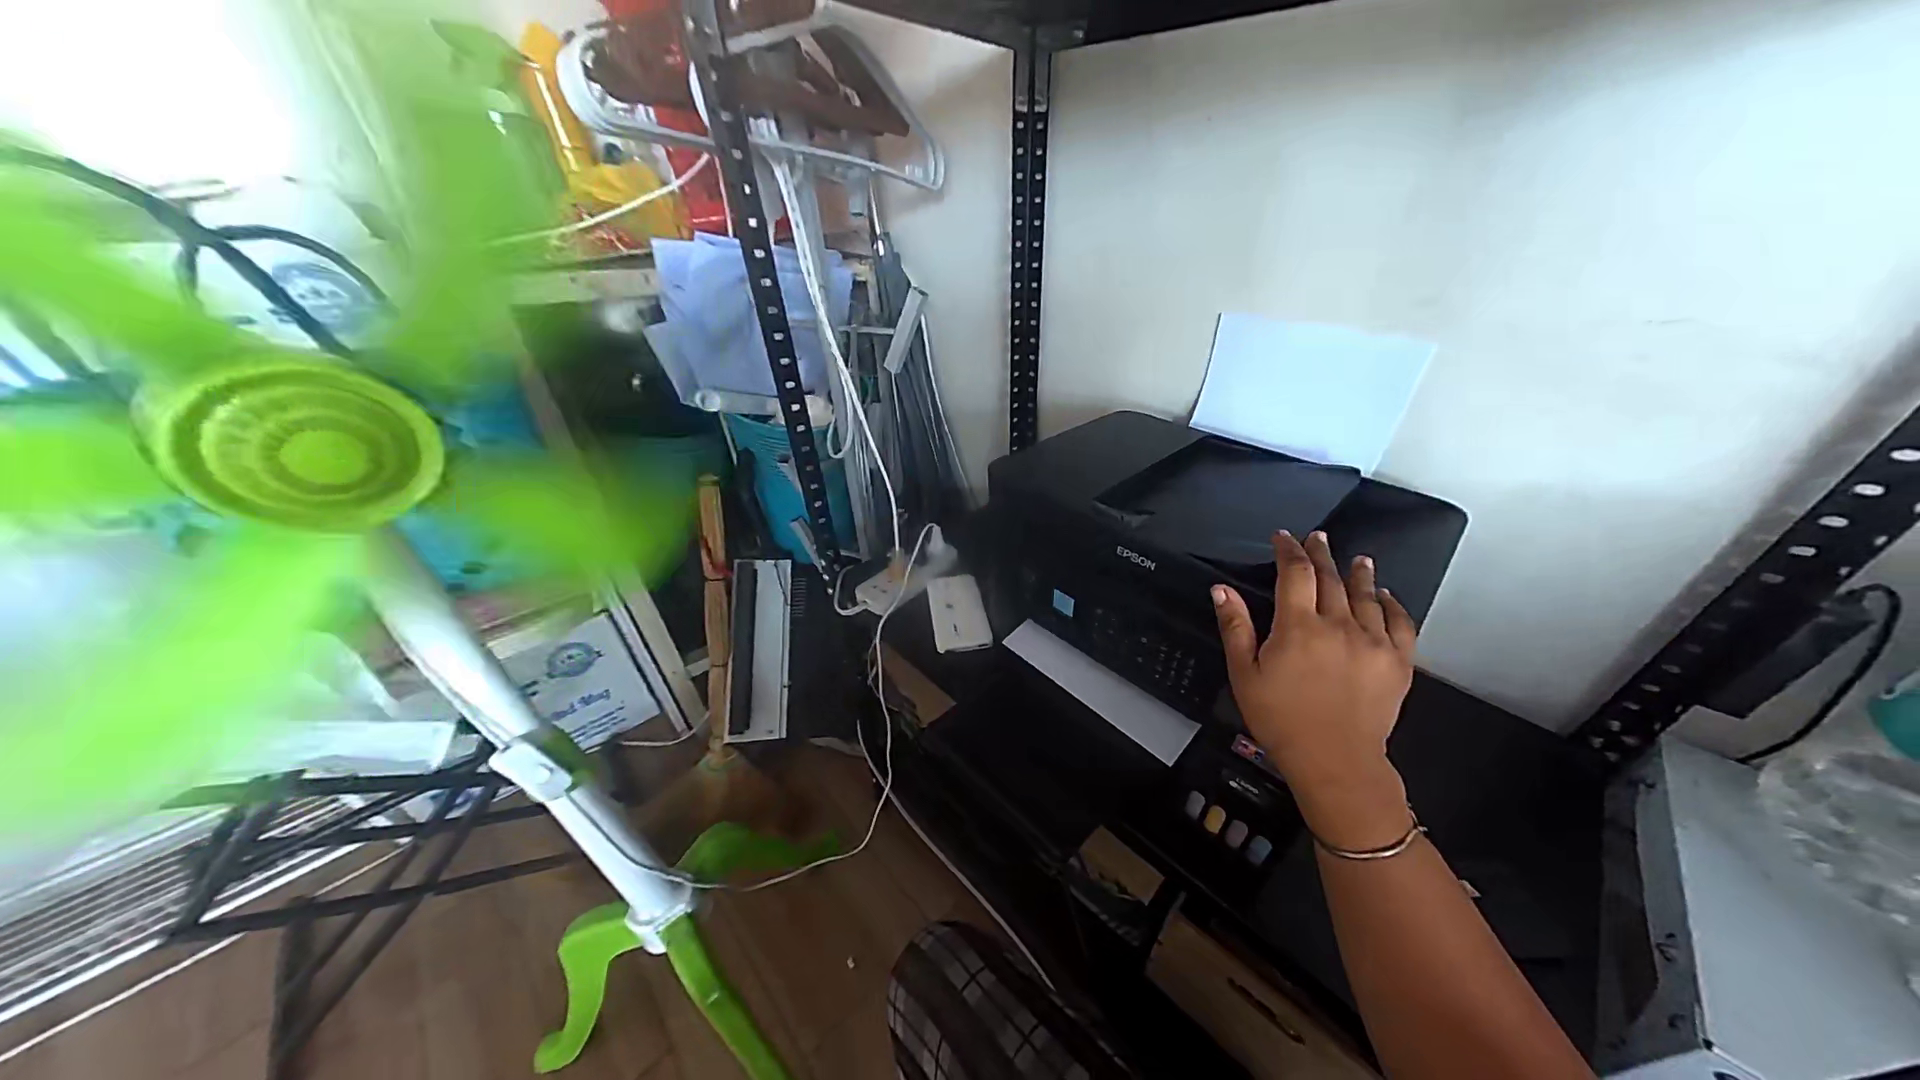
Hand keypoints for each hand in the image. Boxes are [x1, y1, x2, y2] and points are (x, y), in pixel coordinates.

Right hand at [1212, 530, 1417, 849]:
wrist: (1335, 760)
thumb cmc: (1280, 719)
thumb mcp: (1244, 674)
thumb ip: (1235, 627)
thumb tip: (1221, 589)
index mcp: (1298, 627)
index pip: (1294, 573)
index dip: (1288, 551)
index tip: (1283, 538)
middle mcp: (1339, 626)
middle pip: (1330, 578)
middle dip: (1320, 554)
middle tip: (1316, 538)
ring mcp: (1373, 642)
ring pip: (1366, 596)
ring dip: (1358, 573)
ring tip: (1356, 558)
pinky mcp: (1398, 662)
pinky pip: (1400, 623)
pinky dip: (1392, 604)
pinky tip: (1385, 596)